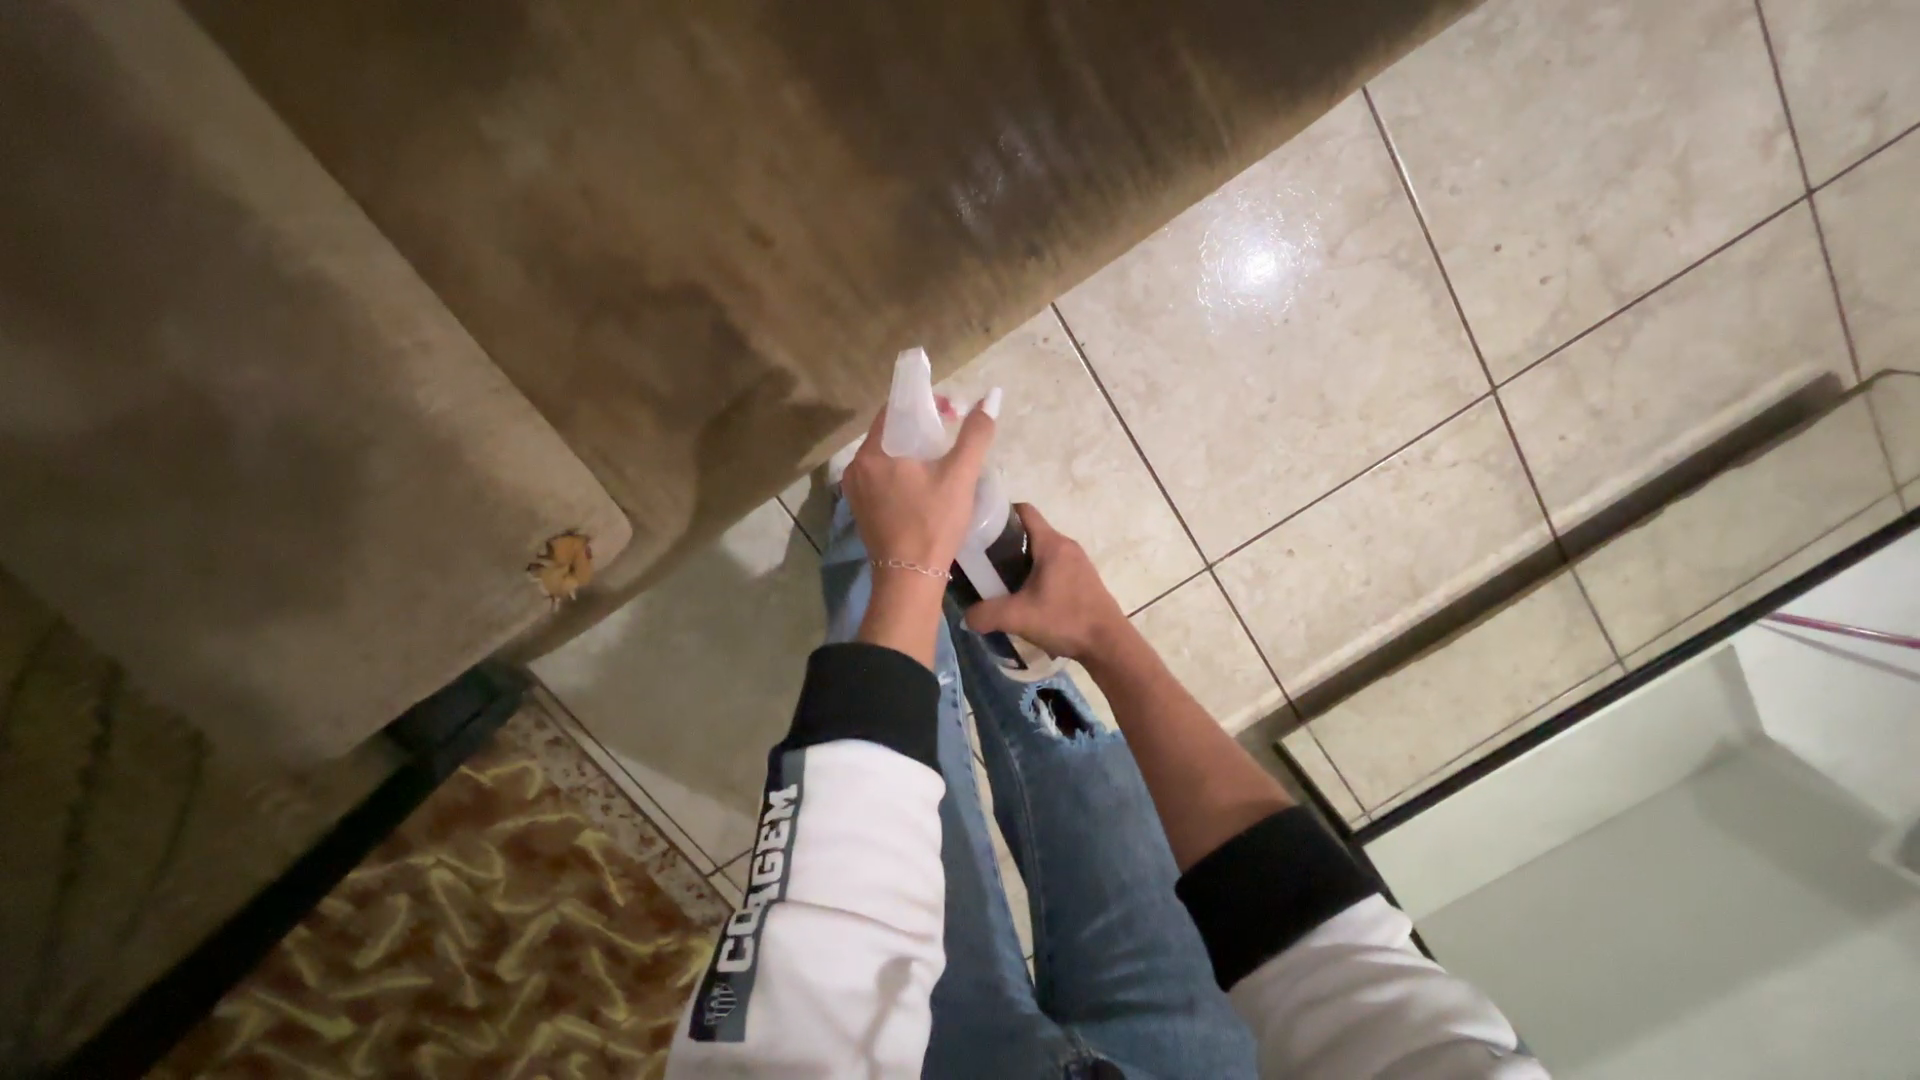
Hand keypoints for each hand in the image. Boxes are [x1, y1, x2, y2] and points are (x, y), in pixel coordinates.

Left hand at [841, 392, 998, 570]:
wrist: (910, 578)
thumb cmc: (933, 523)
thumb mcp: (960, 475)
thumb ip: (975, 435)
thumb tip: (991, 398)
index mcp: (872, 453)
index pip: (894, 410)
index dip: (924, 404)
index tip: (951, 412)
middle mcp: (856, 469)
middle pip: (889, 435)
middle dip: (919, 429)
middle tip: (949, 435)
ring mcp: (855, 493)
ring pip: (885, 459)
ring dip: (910, 453)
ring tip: (940, 459)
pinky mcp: (862, 512)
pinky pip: (881, 480)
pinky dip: (900, 474)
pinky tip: (923, 484)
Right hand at [964, 504, 1129, 661]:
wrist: (1107, 643)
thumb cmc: (1064, 620)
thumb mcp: (1018, 617)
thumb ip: (986, 614)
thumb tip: (966, 617)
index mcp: (1051, 544)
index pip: (1023, 511)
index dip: (1000, 514)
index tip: (980, 529)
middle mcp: (1066, 545)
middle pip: (1030, 532)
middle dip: (1005, 543)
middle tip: (984, 562)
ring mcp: (1078, 562)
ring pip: (1042, 551)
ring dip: (1021, 561)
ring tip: (1001, 582)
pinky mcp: (1083, 579)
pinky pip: (1054, 566)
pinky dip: (1037, 573)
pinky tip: (1026, 597)